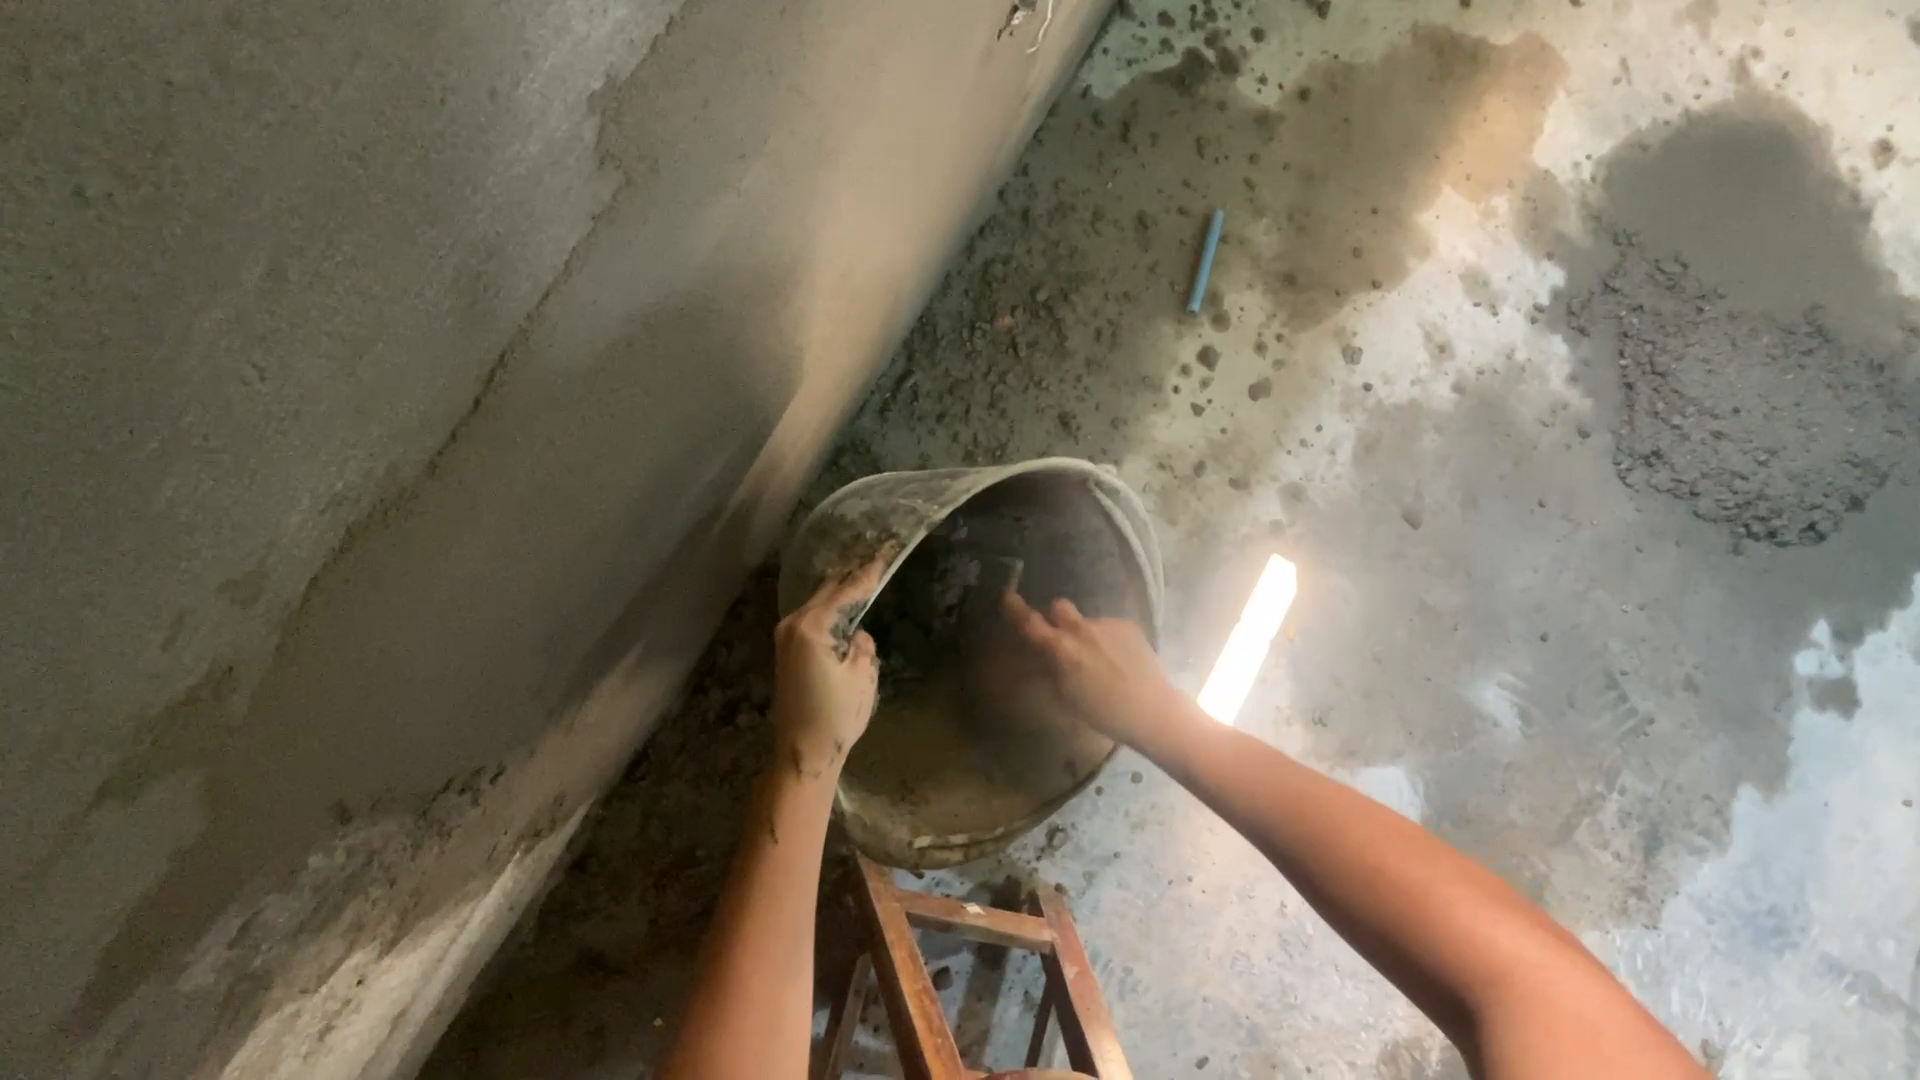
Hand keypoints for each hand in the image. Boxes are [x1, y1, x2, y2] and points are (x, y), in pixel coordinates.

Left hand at [771, 559, 885, 777]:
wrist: (801, 752)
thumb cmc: (835, 716)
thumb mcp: (863, 677)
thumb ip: (864, 645)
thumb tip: (857, 635)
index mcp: (812, 627)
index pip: (846, 591)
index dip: (868, 574)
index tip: (885, 553)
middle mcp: (793, 624)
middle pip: (827, 591)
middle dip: (851, 576)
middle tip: (877, 556)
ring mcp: (785, 637)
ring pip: (818, 603)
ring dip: (839, 592)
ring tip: (865, 576)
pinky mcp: (786, 650)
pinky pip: (812, 617)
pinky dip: (829, 608)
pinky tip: (845, 605)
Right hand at [1000, 590, 1200, 751]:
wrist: (1152, 709)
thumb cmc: (1104, 712)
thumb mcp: (1067, 697)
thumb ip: (1049, 672)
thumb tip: (1036, 661)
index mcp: (1062, 649)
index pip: (1031, 623)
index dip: (1016, 609)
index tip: (1007, 595)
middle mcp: (1082, 630)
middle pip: (1058, 607)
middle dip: (1055, 617)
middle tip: (1061, 637)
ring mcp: (1107, 624)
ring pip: (1086, 621)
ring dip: (1086, 634)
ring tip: (1101, 661)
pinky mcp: (1128, 625)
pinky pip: (1109, 627)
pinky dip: (1108, 639)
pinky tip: (1120, 661)